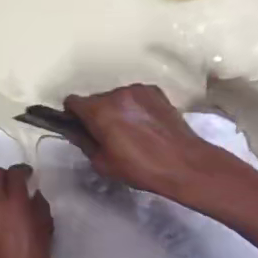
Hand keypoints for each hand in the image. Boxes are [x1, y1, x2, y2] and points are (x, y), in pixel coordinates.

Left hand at [0, 165, 52, 257]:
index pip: (14, 173)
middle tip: (16, 182)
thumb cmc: (34, 253)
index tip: (29, 174)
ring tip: (6, 195)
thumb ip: (40, 205)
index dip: (22, 170)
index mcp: (15, 201)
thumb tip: (33, 195)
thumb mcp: (45, 227)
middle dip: (6, 174)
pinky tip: (1, 213)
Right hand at [63, 85, 251, 206]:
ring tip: (131, 132)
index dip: (73, 115)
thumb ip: (85, 143)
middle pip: (96, 99)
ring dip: (117, 110)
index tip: (81, 128)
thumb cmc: (140, 168)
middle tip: (108, 136)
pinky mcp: (156, 91)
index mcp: (99, 110)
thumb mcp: (103, 164)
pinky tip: (146, 125)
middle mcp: (117, 93)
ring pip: (116, 97)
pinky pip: (135, 97)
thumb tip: (77, 132)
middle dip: (97, 114)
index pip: (72, 102)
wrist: (184, 163)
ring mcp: (138, 90)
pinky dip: (134, 107)